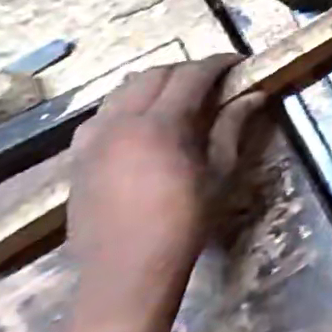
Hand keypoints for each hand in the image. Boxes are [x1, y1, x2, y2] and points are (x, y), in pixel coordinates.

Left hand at [66, 56, 265, 298]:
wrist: (126, 269)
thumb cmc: (185, 220)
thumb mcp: (221, 171)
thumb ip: (233, 126)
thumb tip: (254, 94)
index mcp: (159, 126)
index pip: (190, 76)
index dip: (218, 63)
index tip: (240, 62)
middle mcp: (119, 124)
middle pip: (153, 75)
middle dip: (187, 69)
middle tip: (216, 78)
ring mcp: (91, 140)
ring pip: (122, 91)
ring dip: (156, 84)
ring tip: (182, 95)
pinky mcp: (77, 157)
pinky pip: (102, 114)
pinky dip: (128, 105)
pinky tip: (145, 122)